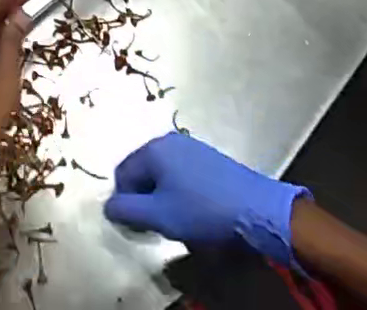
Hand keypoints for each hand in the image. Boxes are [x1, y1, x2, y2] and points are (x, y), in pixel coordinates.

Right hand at [103, 132, 310, 265]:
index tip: (140, 226)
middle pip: (143, 171)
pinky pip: (182, 171)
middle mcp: (167, 140)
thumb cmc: (203, 211)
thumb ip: (127, 210)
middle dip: (145, 198)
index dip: (125, 202)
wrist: (259, 209)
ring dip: (163, 195)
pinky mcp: (210, 157)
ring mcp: (191, 146)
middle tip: (158, 224)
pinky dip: (181, 190)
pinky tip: (197, 209)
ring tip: (179, 219)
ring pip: (163, 172)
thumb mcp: (160, 216)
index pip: (123, 174)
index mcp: (152, 149)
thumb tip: (107, 207)